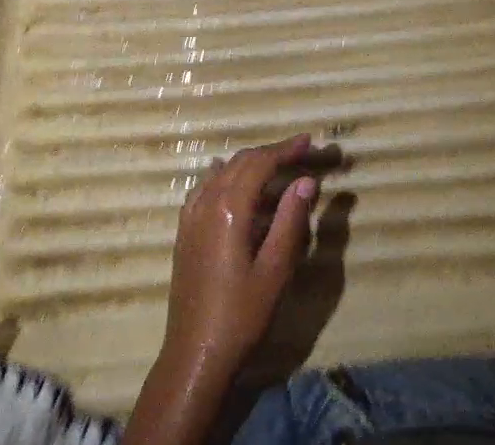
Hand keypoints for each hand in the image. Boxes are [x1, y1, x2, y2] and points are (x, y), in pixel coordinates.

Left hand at [161, 135, 319, 372]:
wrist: (196, 352)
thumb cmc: (242, 314)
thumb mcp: (276, 269)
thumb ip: (290, 221)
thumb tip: (305, 181)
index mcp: (228, 209)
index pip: (259, 164)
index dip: (285, 149)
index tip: (309, 142)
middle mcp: (205, 204)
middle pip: (239, 163)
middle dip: (270, 153)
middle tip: (301, 153)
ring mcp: (190, 217)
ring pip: (221, 173)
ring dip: (249, 164)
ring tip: (278, 169)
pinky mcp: (185, 231)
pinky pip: (206, 189)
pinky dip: (227, 178)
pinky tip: (238, 188)